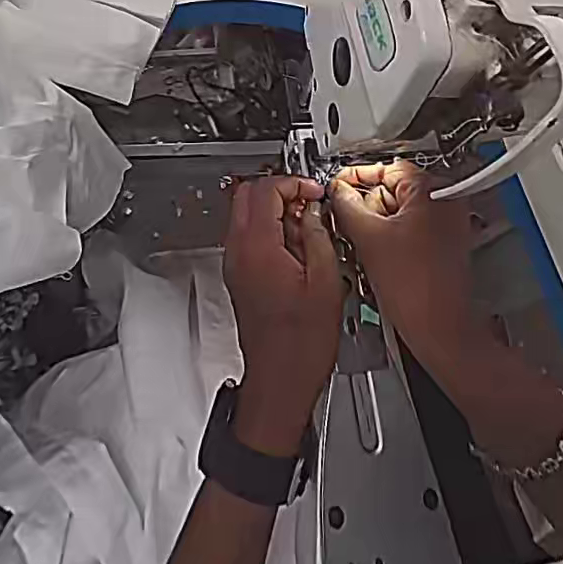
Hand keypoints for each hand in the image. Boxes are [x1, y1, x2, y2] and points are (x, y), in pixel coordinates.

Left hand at [223, 177, 344, 455]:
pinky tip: (298, 249)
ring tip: (307, 229)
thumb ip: (318, 235)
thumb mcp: (326, 281)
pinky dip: (270, 229)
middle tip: (309, 202)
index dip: (294, 183)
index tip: (314, 192)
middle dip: (281, 190)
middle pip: (248, 194)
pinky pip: (249, 236)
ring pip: (246, 213)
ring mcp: (235, 264)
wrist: (280, 380)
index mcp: (258, 248)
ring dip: (275, 209)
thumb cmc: (300, 344)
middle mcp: (239, 253)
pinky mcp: (240, 276)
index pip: (266, 190)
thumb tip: (315, 211)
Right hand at [328, 162, 486, 368]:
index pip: (386, 167)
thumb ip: (346, 205)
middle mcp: (447, 201)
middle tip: (347, 220)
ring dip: (377, 223)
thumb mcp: (368, 237)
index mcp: (433, 190)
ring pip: (399, 211)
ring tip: (366, 245)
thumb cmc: (417, 290)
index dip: (356, 176)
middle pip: (392, 189)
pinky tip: (380, 255)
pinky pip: (410, 228)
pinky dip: (391, 236)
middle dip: (367, 205)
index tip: (339, 185)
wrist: (439, 328)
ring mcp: (448, 223)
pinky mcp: (444, 243)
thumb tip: (337, 191)